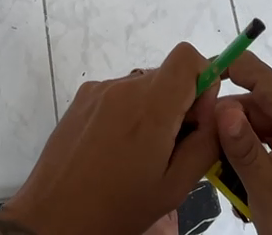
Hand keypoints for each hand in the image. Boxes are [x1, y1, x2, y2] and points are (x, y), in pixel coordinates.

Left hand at [0, 42, 220, 234]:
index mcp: (151, 105)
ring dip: (153, 110)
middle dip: (179, 104)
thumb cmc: (120, 206)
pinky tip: (117, 150)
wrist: (56, 214)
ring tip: (141, 155)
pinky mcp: (82, 97)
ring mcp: (99, 89)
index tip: (198, 117)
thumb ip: (204, 142)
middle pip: (166, 75)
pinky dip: (128, 113)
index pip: (187, 57)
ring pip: (142, 86)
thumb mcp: (175, 186)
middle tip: (172, 149)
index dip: (202, 79)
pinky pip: (119, 94)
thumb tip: (215, 107)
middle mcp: (123, 85)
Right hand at [214, 51, 271, 234]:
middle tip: (203, 139)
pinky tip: (245, 194)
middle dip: (233, 120)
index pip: (271, 84)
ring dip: (244, 149)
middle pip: (267, 113)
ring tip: (221, 176)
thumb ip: (245, 151)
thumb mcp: (270, 197)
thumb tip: (222, 105)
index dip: (241, 68)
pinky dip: (260, 167)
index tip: (208, 67)